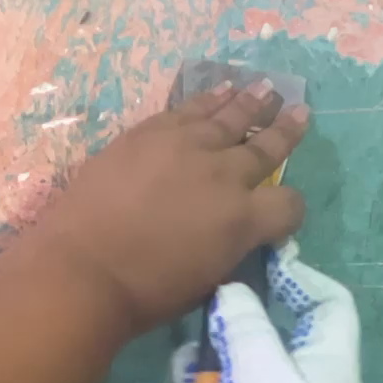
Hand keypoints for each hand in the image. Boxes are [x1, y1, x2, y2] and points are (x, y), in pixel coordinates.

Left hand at [29, 79, 308, 332]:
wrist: (83, 270)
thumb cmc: (144, 293)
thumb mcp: (206, 282)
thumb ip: (228, 249)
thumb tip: (232, 233)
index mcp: (242, 220)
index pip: (288, 205)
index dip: (290, 211)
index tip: (282, 214)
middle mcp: (223, 174)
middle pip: (265, 147)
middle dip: (286, 131)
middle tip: (299, 113)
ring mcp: (185, 146)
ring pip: (228, 117)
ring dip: (250, 103)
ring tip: (266, 89)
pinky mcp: (149, 133)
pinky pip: (188, 109)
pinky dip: (208, 100)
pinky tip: (218, 92)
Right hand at [198, 242, 382, 382]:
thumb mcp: (257, 372)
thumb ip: (244, 325)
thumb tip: (234, 292)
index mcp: (325, 361)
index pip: (327, 303)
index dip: (298, 280)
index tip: (255, 269)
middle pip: (266, 341)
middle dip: (222, 343)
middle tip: (191, 351)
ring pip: (236, 381)